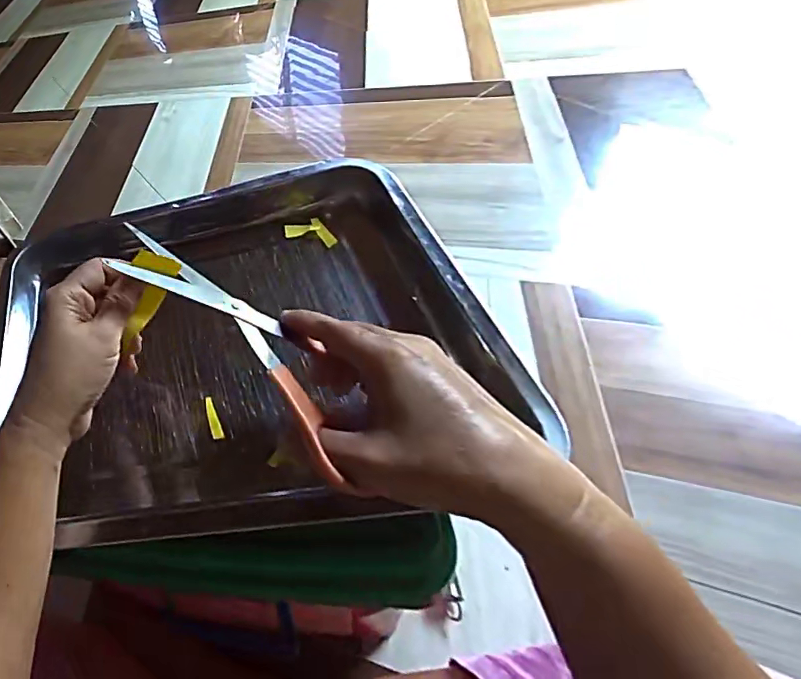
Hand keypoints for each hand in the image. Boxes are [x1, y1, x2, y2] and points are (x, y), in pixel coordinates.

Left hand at [6, 259, 142, 455]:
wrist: (49, 421)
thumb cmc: (73, 374)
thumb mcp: (105, 336)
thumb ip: (123, 303)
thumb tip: (139, 277)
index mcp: (68, 296)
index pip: (101, 268)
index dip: (126, 272)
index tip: (152, 282)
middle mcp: (68, 308)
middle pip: (106, 291)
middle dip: (129, 307)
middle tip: (145, 321)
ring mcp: (73, 329)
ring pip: (109, 316)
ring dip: (126, 331)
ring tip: (133, 350)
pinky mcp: (80, 349)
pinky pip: (105, 337)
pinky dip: (118, 347)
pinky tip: (126, 365)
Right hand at [282, 309, 588, 528]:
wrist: (519, 479)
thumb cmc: (439, 464)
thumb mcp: (370, 462)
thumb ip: (322, 443)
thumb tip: (296, 430)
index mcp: (383, 356)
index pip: (331, 329)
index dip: (303, 325)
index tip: (281, 321)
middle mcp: (406, 345)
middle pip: (353, 337)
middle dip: (326, 354)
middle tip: (311, 381)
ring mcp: (431, 357)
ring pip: (376, 350)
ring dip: (351, 367)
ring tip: (343, 401)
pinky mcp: (448, 374)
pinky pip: (397, 362)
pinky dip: (374, 375)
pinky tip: (380, 410)